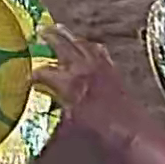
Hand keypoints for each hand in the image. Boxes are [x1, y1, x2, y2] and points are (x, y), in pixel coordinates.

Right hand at [31, 23, 158, 158]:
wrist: (134, 133)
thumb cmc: (102, 132)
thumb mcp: (73, 123)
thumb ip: (59, 107)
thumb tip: (51, 101)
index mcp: (70, 82)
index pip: (45, 72)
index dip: (35, 74)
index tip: (29, 77)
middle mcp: (83, 68)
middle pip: (63, 45)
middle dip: (50, 37)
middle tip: (40, 31)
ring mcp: (99, 66)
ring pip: (80, 43)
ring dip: (68, 36)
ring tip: (59, 30)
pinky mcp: (112, 69)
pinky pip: (98, 50)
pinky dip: (89, 45)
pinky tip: (87, 45)